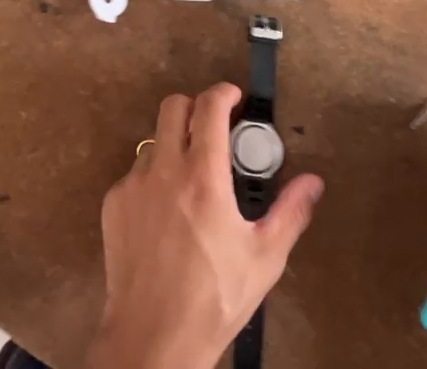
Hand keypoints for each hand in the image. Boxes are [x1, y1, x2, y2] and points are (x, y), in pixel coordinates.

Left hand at [85, 82, 324, 368]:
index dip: (223, 93)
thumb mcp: (264, 256)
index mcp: (203, 176)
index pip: (208, 108)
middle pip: (172, 107)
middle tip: (214, 128)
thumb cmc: (215, 297)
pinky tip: (168, 211)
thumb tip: (313, 182)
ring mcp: (132, 185)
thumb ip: (291, 212)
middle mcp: (163, 170)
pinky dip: (154, 178)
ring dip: (174, 144)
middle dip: (195, 108)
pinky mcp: (113, 204)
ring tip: (193, 177)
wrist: (155, 334)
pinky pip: (135, 174)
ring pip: (153, 141)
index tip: (234, 97)